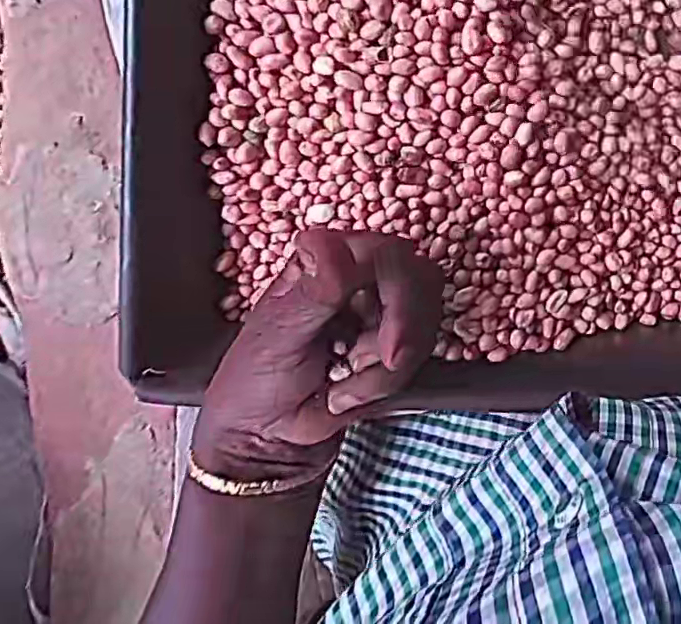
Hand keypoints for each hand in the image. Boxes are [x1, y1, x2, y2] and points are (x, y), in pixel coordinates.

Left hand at [190, 229, 440, 482]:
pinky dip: (389, 380)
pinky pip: (420, 349)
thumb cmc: (256, 379)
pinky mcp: (397, 336)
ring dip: (386, 365)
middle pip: (416, 278)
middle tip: (376, 362)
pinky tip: (352, 391)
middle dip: (401, 328)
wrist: (266, 435)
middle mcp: (362, 271)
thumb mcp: (278, 336)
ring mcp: (383, 303)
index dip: (398, 286)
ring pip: (424, 316)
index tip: (388, 337)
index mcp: (328, 257)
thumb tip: (327, 243)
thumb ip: (313, 292)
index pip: (385, 251)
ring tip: (342, 386)